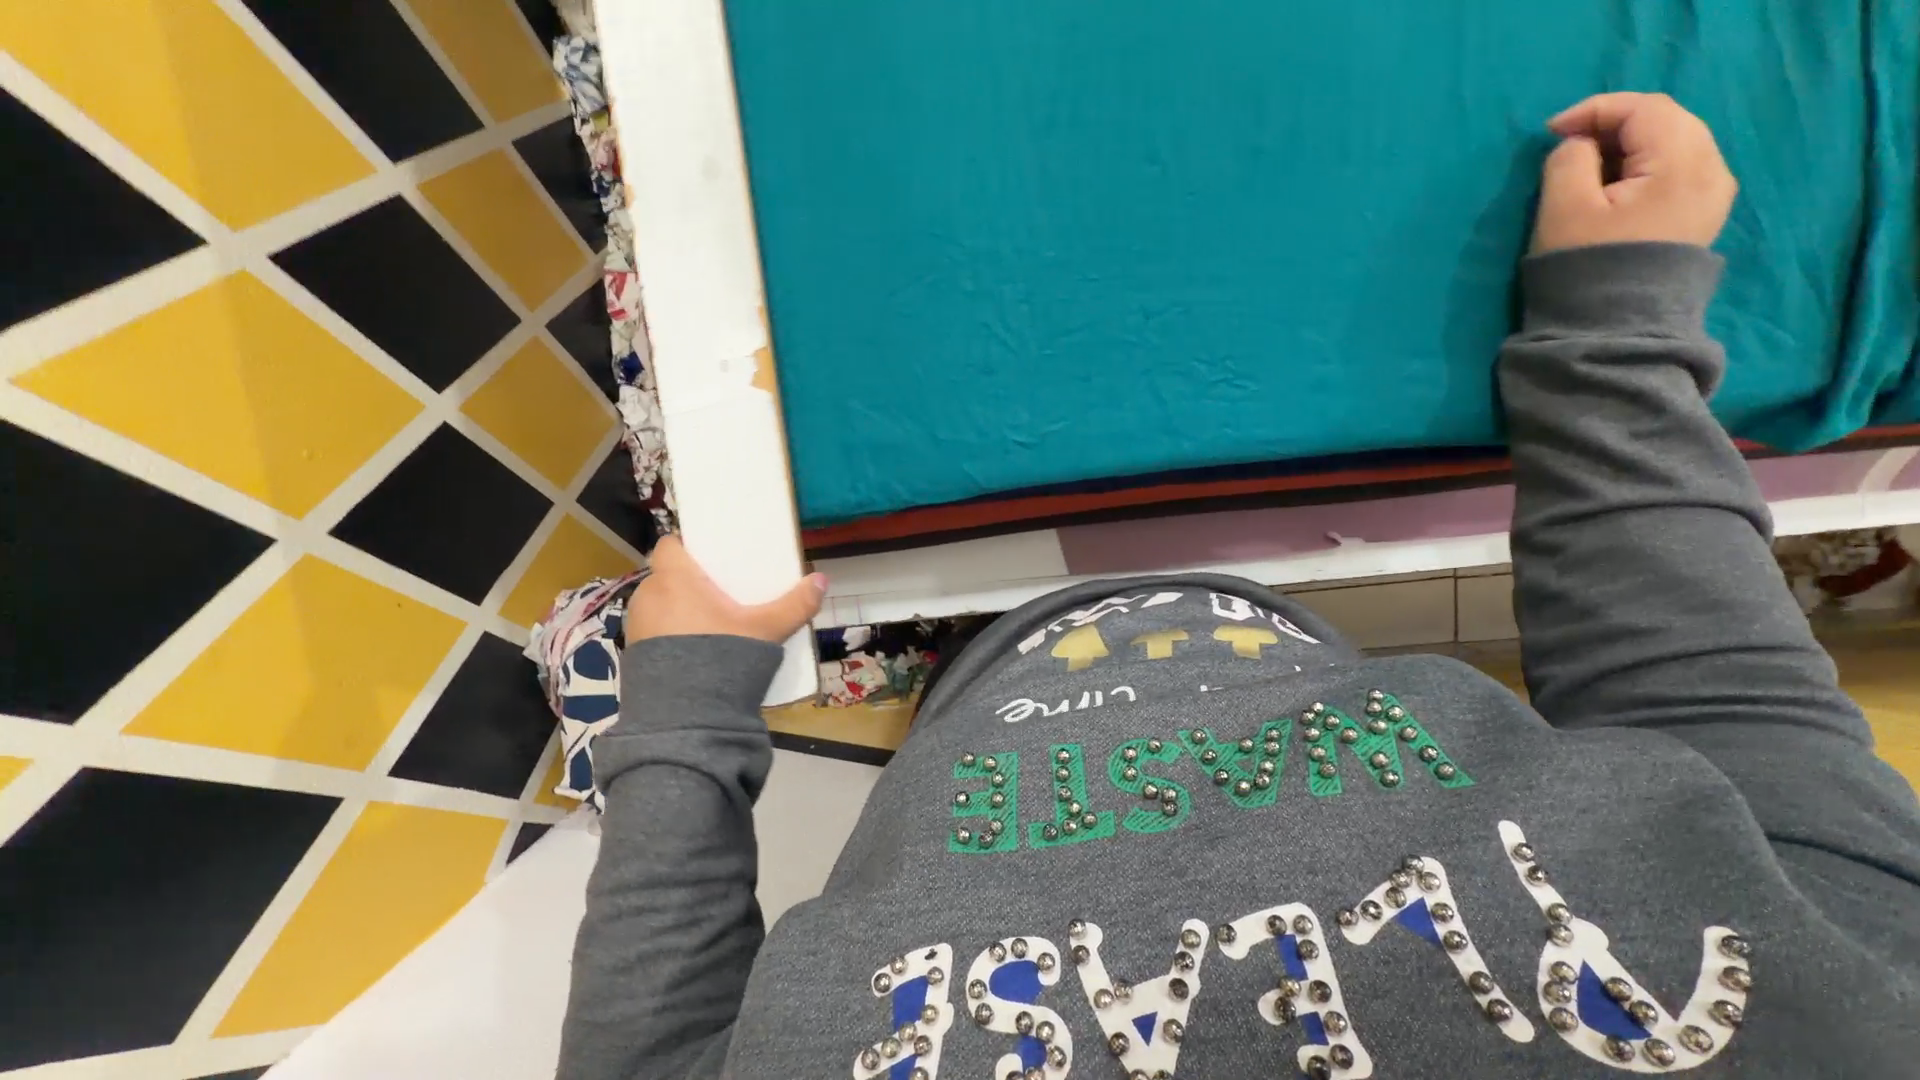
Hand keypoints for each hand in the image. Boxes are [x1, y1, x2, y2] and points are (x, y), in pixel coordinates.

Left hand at [625, 535, 825, 644]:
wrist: (685, 717)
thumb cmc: (722, 656)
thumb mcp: (766, 630)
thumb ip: (795, 605)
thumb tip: (821, 580)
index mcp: (675, 579)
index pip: (668, 545)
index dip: (686, 546)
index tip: (708, 555)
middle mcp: (648, 596)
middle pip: (667, 577)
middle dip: (689, 582)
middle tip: (720, 592)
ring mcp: (637, 627)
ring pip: (660, 606)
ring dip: (678, 611)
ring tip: (709, 625)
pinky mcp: (632, 656)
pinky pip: (653, 634)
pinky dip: (670, 636)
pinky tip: (695, 652)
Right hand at [1531, 92, 1737, 254]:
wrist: (1614, 330)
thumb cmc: (1585, 267)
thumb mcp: (1563, 209)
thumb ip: (1569, 162)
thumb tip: (1580, 146)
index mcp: (1681, 162)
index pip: (1644, 109)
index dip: (1594, 110)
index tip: (1549, 131)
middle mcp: (1711, 169)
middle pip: (1666, 121)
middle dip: (1613, 125)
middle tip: (1568, 145)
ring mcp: (1712, 194)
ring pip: (1673, 143)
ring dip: (1627, 146)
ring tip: (1586, 167)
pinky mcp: (1701, 216)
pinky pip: (1677, 170)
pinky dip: (1643, 166)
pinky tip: (1613, 186)